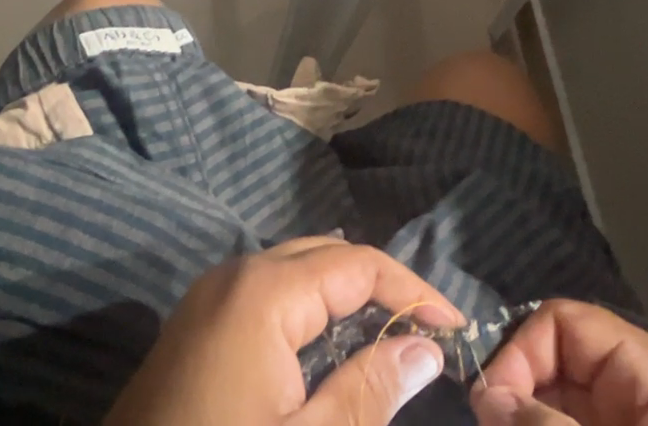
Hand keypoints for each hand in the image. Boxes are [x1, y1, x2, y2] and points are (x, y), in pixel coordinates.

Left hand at [105, 237, 463, 425]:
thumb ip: (369, 390)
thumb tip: (425, 349)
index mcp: (263, 291)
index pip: (358, 263)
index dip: (413, 290)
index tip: (454, 329)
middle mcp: (234, 275)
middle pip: (326, 257)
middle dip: (379, 288)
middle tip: (423, 333)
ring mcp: (208, 298)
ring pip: (295, 274)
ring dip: (343, 300)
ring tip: (385, 341)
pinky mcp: (194, 327)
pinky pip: (265, 298)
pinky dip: (306, 314)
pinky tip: (325, 354)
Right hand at [471, 300, 647, 425]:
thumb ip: (553, 425)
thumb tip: (488, 397)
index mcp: (645, 367)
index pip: (562, 323)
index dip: (520, 350)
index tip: (490, 401)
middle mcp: (632, 388)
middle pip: (553, 363)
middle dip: (515, 391)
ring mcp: (624, 423)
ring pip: (554, 403)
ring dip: (524, 418)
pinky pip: (568, 425)